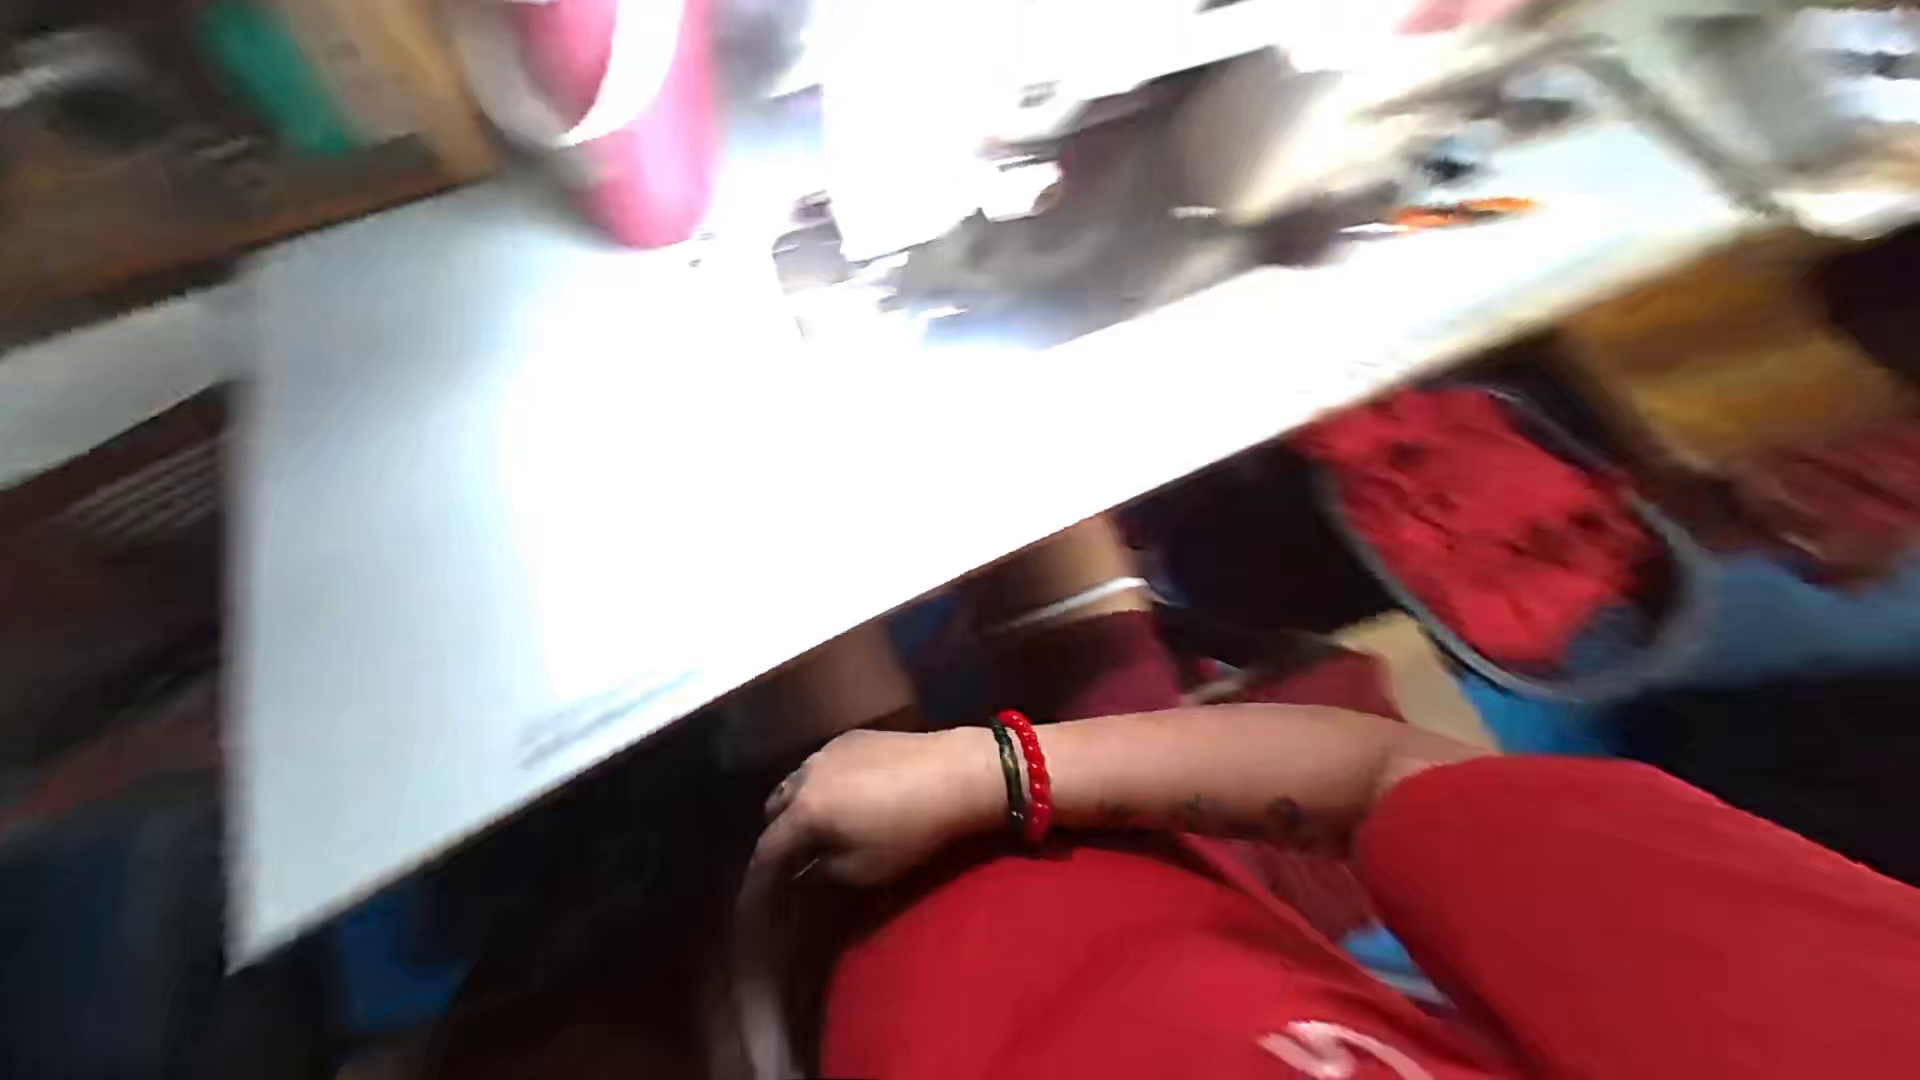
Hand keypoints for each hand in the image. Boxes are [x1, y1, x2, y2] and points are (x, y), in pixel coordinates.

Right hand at [751, 727, 1004, 885]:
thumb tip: (808, 869)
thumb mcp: (863, 869)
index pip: (768, 849)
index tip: (758, 899)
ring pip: (797, 780)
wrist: (953, 772)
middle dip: (778, 835)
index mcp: (804, 809)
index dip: (760, 879)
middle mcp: (807, 773)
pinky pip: (823, 764)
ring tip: (818, 824)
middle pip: (775, 808)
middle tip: (794, 858)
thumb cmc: (908, 829)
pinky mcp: (853, 735)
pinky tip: (845, 794)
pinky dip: (822, 782)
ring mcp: (829, 748)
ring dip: (798, 804)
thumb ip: (823, 871)